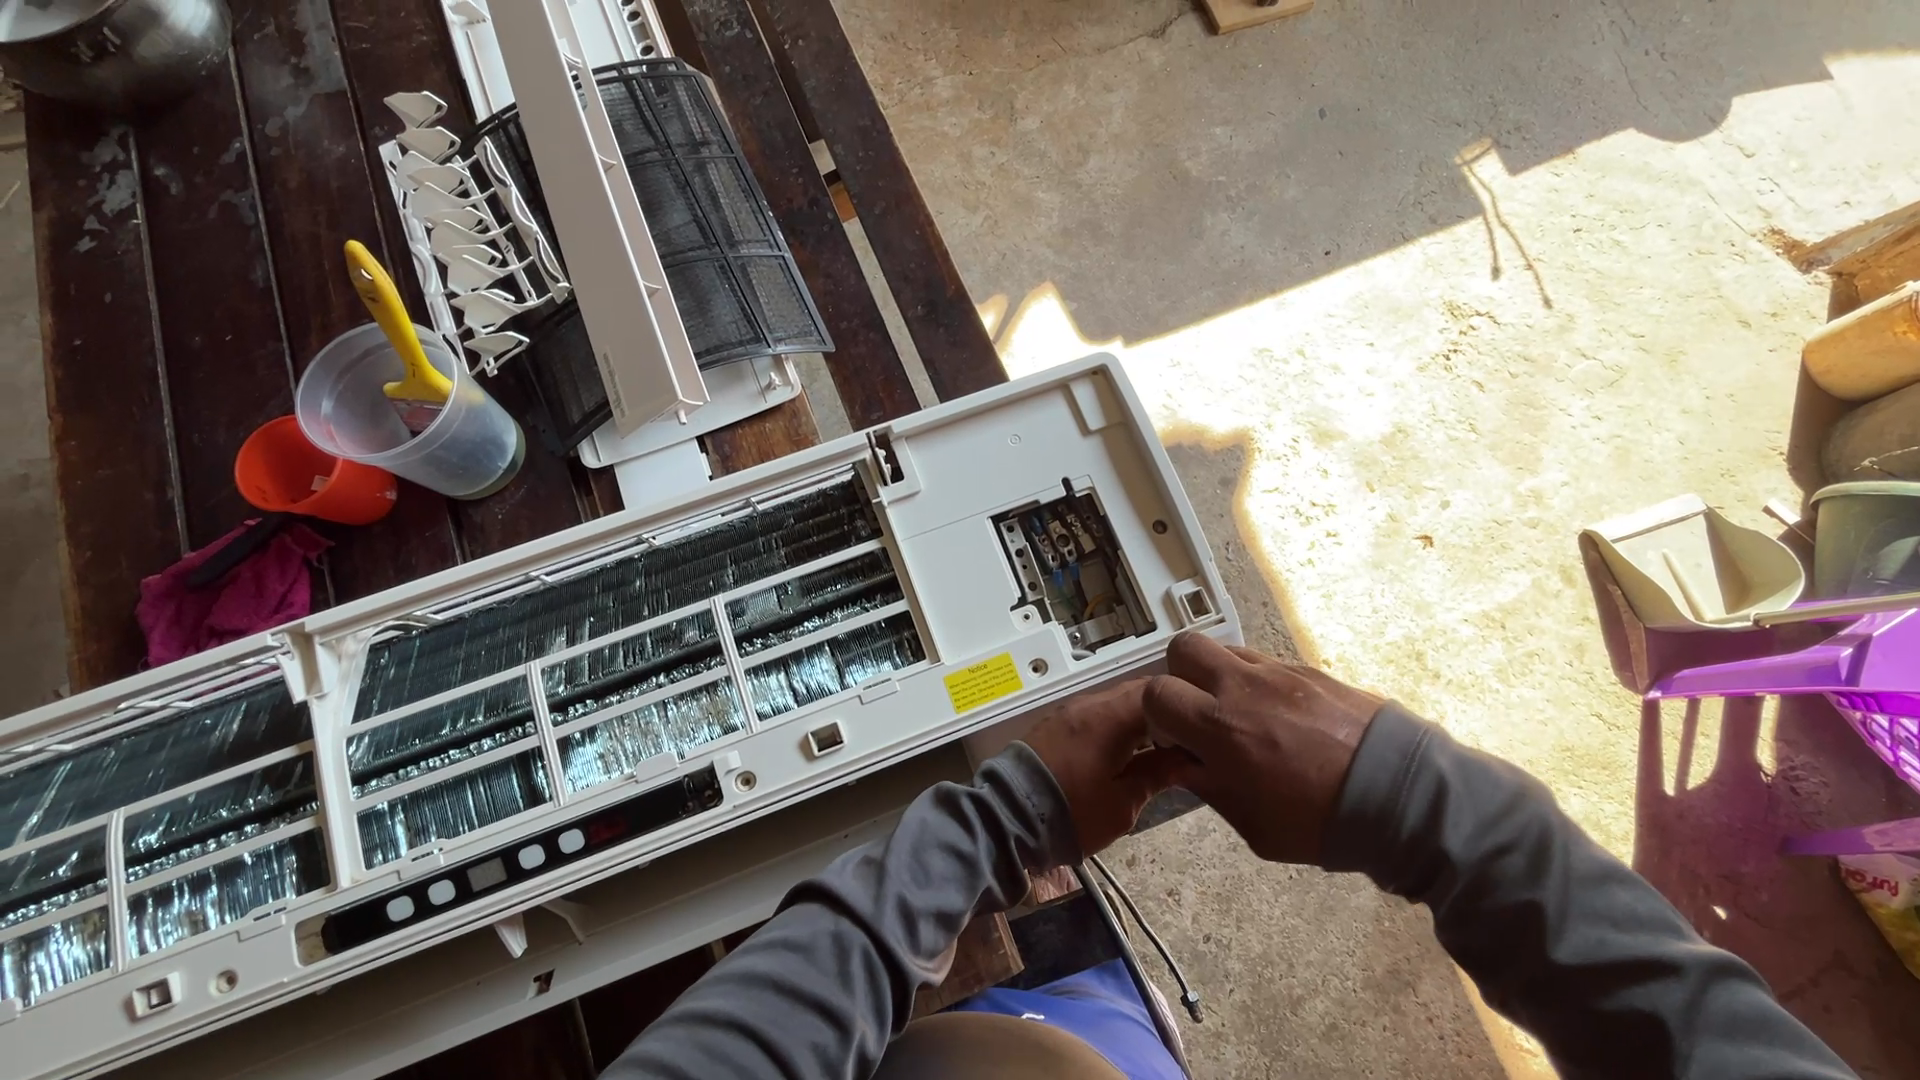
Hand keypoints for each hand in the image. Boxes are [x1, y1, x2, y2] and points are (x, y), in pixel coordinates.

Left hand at [1023, 680, 1189, 859]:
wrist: (1007, 820)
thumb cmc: (1070, 814)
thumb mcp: (1122, 804)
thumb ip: (1156, 775)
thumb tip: (1186, 758)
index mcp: (1108, 718)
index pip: (1157, 693)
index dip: (1184, 708)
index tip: (1202, 730)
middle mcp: (1087, 705)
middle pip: (1135, 694)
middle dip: (1164, 713)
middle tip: (1186, 740)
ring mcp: (1067, 713)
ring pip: (1114, 704)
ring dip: (1138, 719)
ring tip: (1160, 748)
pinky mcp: (1054, 726)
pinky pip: (1094, 715)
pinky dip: (1115, 726)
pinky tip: (1126, 751)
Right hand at [1144, 633, 1384, 864]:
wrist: (1403, 798)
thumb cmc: (1322, 823)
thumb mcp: (1254, 825)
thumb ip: (1210, 788)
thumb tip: (1187, 766)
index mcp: (1220, 727)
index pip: (1156, 691)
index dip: (1156, 713)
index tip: (1175, 737)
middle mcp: (1242, 687)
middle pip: (1184, 648)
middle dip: (1180, 675)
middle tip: (1198, 709)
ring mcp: (1278, 672)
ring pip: (1226, 649)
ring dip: (1220, 675)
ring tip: (1242, 712)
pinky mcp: (1309, 670)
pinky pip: (1266, 663)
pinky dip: (1259, 683)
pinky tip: (1281, 717)